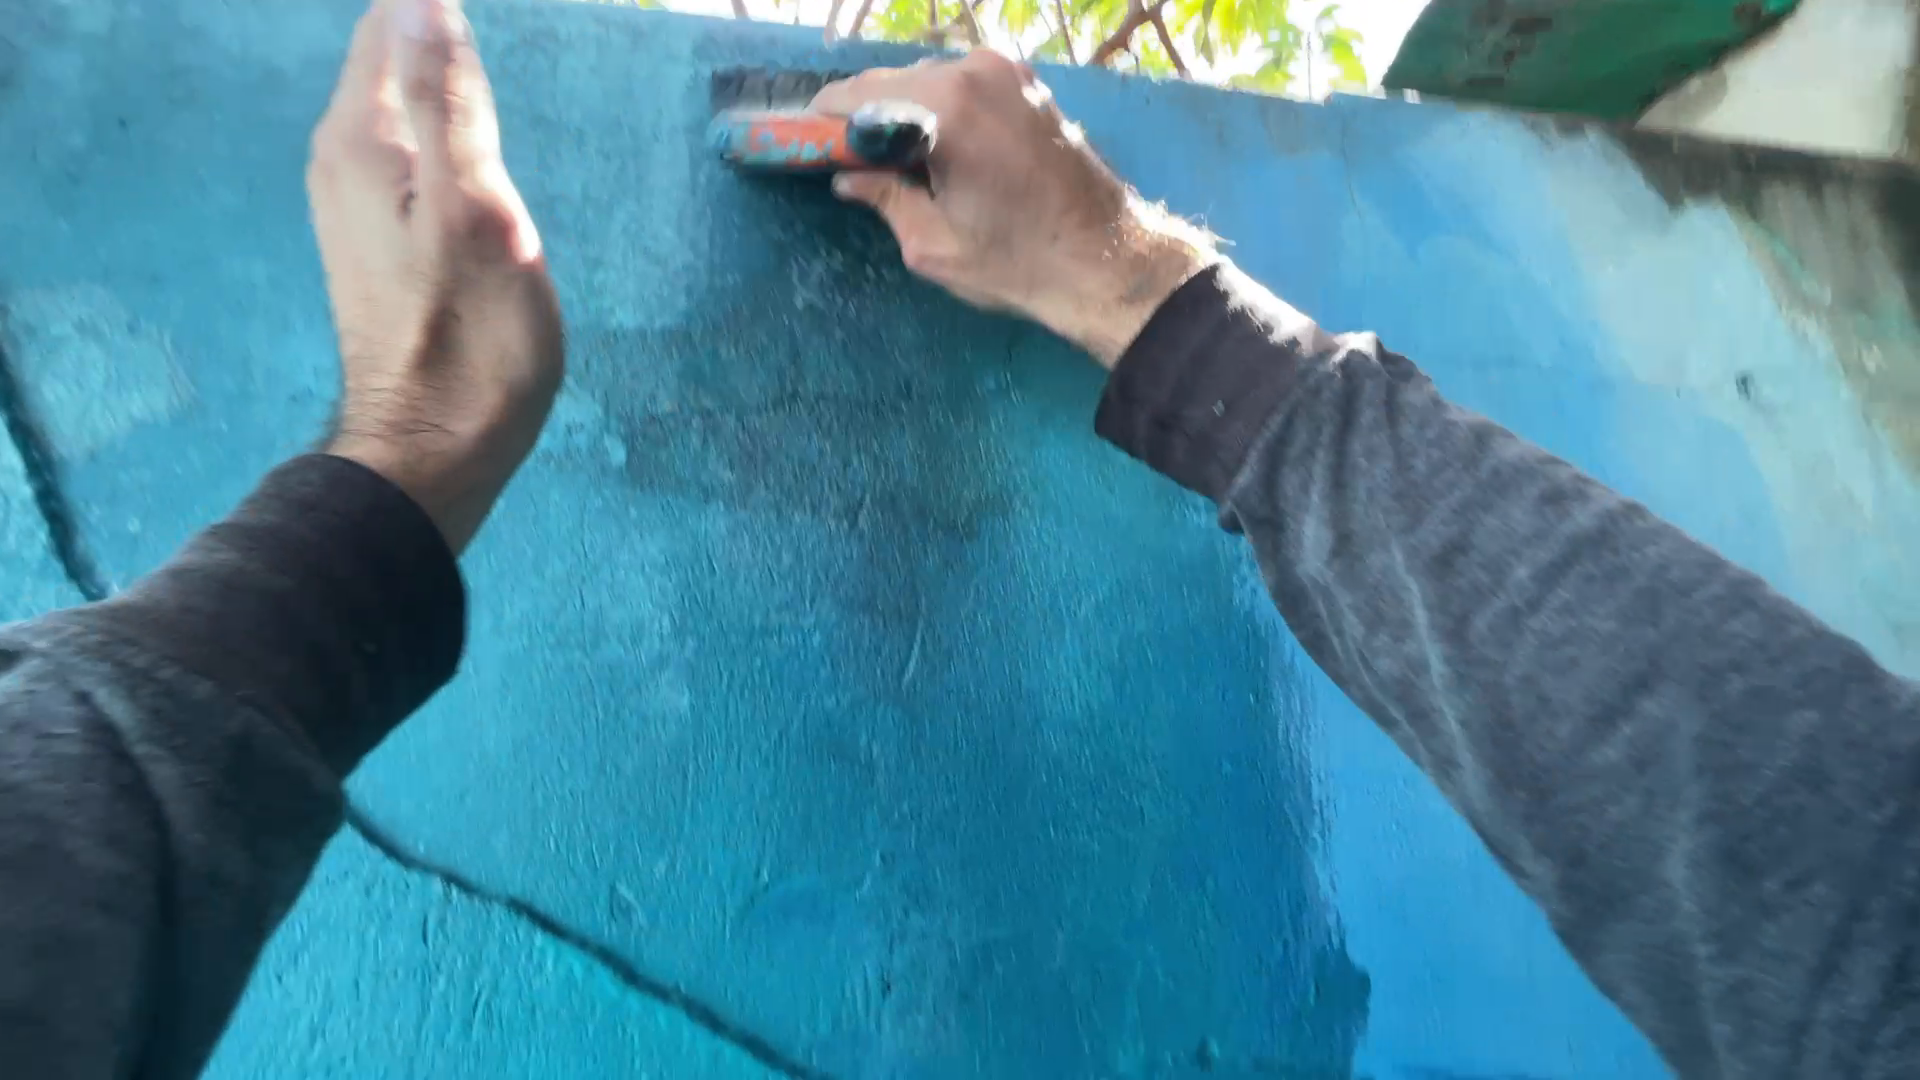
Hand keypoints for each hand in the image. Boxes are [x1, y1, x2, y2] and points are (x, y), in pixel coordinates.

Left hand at [308, 0, 562, 552]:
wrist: (440, 442)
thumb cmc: (475, 336)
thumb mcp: (477, 214)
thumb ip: (450, 107)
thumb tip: (422, 0)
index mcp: (364, 143)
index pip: (389, 29)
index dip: (434, 13)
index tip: (485, 31)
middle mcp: (345, 164)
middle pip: (392, 71)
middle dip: (438, 49)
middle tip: (490, 53)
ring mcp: (361, 212)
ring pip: (404, 124)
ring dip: (445, 100)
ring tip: (486, 90)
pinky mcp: (387, 253)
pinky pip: (413, 170)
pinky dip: (446, 152)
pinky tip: (475, 168)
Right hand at [811, 51, 1213, 367]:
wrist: (1106, 263)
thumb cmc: (1017, 263)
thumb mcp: (933, 245)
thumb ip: (883, 199)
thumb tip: (847, 177)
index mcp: (946, 104)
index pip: (856, 93)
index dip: (824, 120)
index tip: (802, 139)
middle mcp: (976, 68)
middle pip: (894, 82)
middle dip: (867, 118)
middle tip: (851, 160)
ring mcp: (1010, 70)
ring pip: (932, 83)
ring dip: (908, 116)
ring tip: (900, 165)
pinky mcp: (1031, 84)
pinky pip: (967, 88)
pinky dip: (944, 113)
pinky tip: (941, 152)